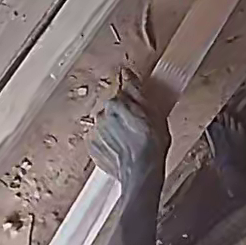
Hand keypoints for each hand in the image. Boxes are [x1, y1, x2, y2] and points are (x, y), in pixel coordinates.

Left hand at [89, 74, 170, 189]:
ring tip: (130, 141)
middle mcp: (101, 115)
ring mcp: (94, 133)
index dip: (131, 98)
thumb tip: (126, 72)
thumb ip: (136, 91)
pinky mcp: (92, 148)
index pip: (121, 91)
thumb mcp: (153, 112)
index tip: (138, 106)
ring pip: (105, 124)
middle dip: (123, 114)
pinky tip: (121, 149)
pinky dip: (108, 141)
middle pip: (112, 108)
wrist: (141, 172)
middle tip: (138, 127)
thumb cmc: (152, 142)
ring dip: (115, 128)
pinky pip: (100, 139)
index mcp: (115, 103)